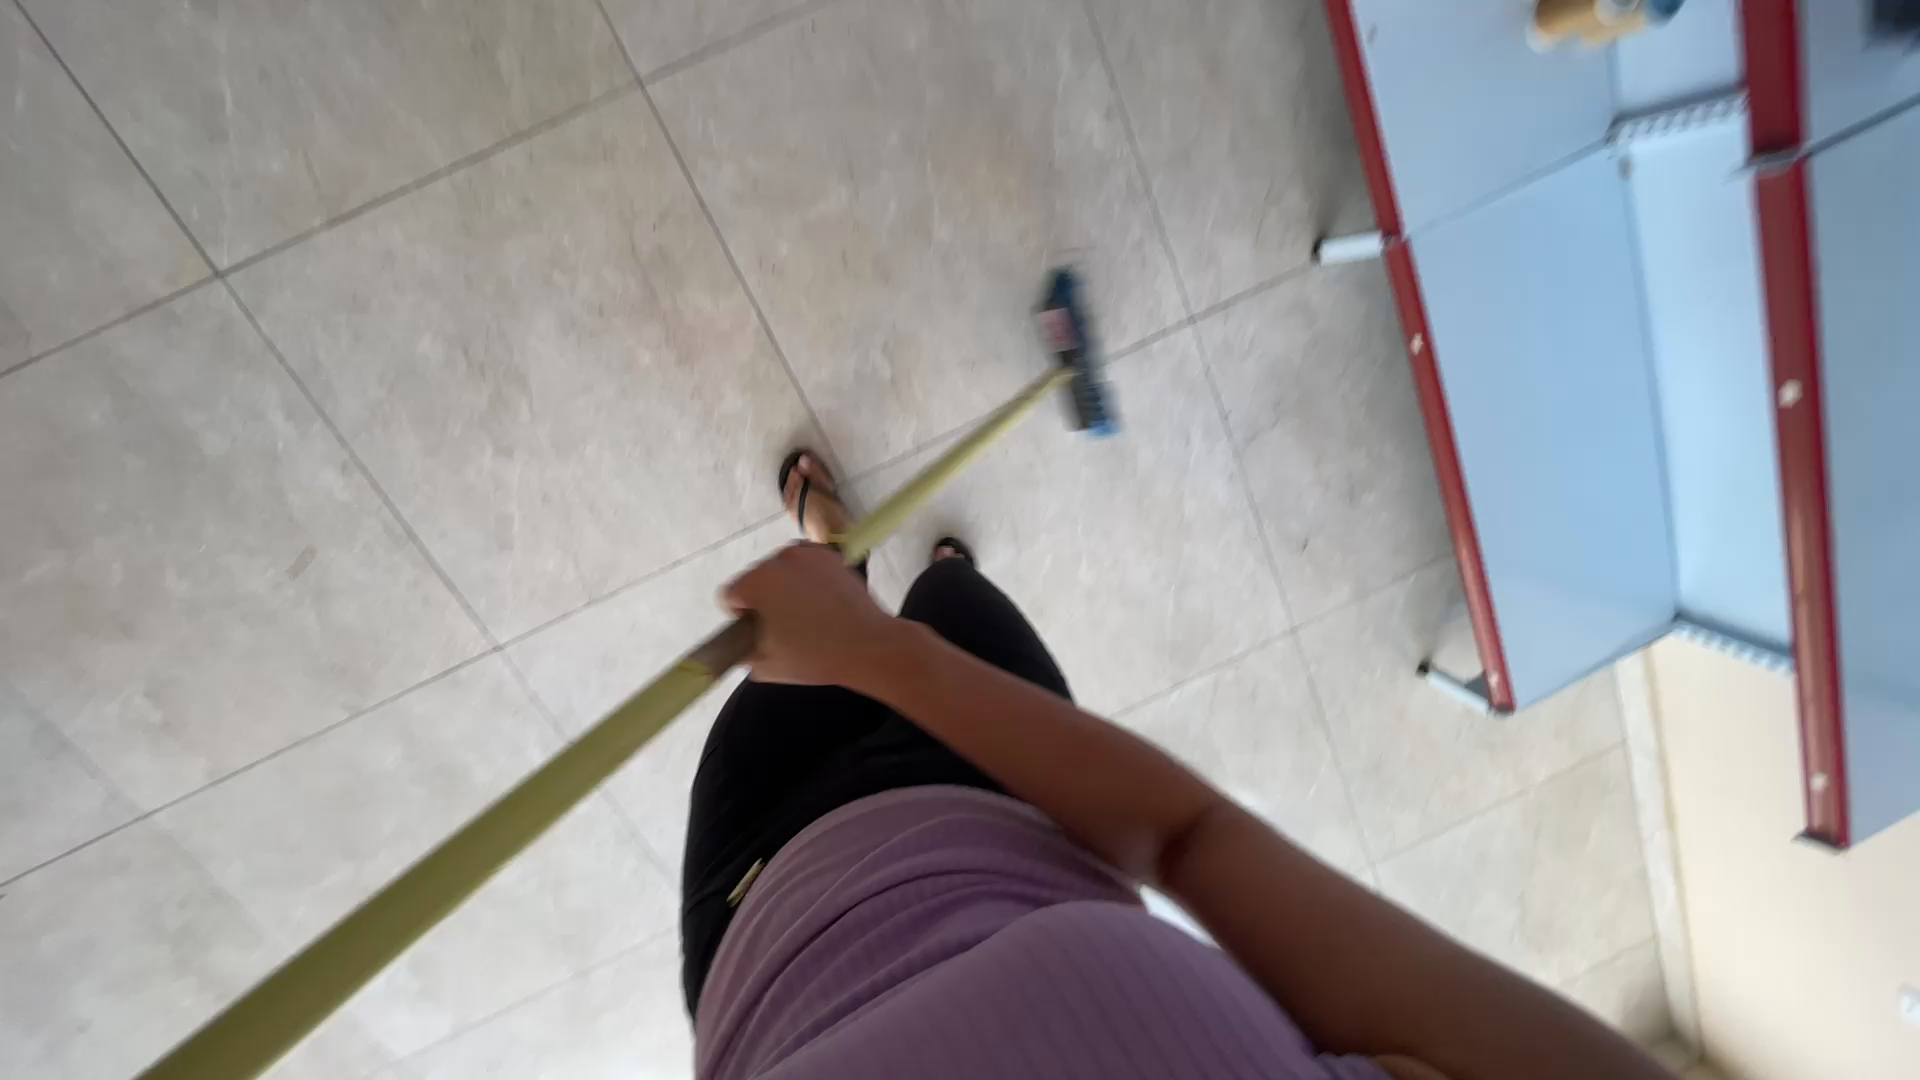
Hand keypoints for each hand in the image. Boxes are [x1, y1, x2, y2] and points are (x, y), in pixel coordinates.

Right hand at [720, 543, 904, 686]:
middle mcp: (781, 558)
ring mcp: (809, 553)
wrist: (868, 645)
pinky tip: (819, 598)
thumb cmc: (815, 657)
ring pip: (782, 568)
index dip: (740, 617)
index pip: (730, 595)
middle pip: (756, 577)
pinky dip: (807, 576)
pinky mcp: (832, 556)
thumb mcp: (767, 666)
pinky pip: (807, 564)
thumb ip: (744, 653)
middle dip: (763, 597)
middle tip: (783, 624)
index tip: (759, 631)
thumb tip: (744, 646)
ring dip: (784, 584)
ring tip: (804, 611)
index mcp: (758, 582)